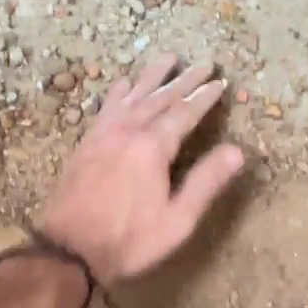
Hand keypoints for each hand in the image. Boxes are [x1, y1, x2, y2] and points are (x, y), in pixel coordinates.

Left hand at [35, 54, 245, 285]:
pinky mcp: (86, 144)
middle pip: (160, 98)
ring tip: (168, 57)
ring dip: (152, 76)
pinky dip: (119, 93)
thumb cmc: (129, 241)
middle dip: (184, 80)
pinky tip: (124, 84)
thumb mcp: (177, 220)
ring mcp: (103, 135)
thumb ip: (206, 182)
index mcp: (152, 147)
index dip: (204, 97)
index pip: (184, 113)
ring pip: (132, 96)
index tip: (220, 82)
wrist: (69, 250)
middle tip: (203, 63)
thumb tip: (237, 151)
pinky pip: (106, 108)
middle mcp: (127, 131)